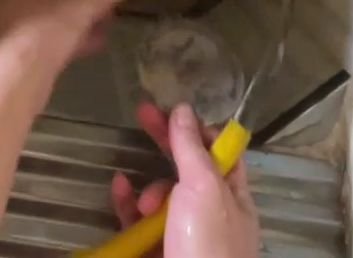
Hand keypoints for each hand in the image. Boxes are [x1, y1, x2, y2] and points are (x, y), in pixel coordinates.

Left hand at [0, 0, 147, 65]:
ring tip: (113, 18)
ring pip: (62, 14)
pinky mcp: (29, 52)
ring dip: (88, 15)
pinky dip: (80, 35)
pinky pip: (59, 36)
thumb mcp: (84, 1)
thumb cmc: (47, 27)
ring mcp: (23, 25)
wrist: (18, 78)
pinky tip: (100, 41)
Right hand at [109, 103, 259, 257]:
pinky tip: (118, 189)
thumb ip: (190, 148)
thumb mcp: (203, 189)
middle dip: (165, 141)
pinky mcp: (155, 251)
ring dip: (146, 185)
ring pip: (160, 193)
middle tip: (142, 112)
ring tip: (141, 200)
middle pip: (186, 167)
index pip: (220, 152)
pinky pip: (138, 220)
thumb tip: (184, 108)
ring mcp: (182, 234)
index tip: (174, 108)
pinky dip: (127, 202)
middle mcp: (210, 214)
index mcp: (233, 198)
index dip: (199, 128)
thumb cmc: (207, 246)